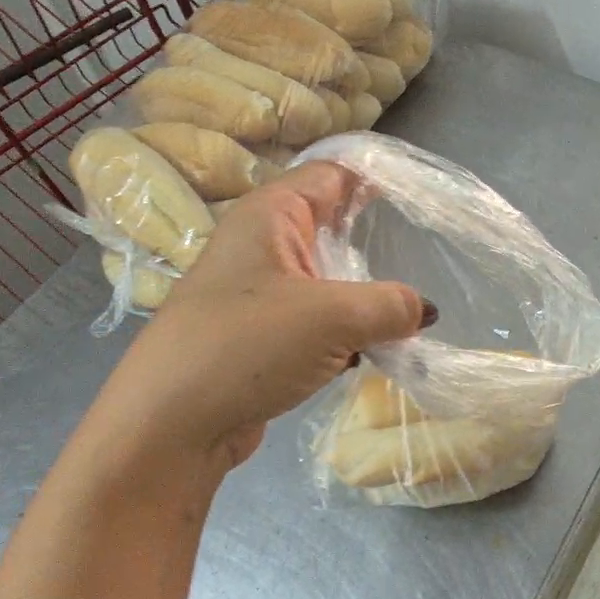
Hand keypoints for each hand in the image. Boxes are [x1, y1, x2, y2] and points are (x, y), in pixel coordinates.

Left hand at [86, 161, 427, 480]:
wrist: (169, 424)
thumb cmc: (246, 347)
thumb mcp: (334, 318)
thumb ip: (390, 306)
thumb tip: (423, 309)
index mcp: (270, 215)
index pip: (333, 174)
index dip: (378, 178)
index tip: (426, 199)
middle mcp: (261, 245)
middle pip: (332, 228)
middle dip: (376, 243)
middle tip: (430, 256)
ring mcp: (257, 293)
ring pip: (327, 281)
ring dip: (364, 298)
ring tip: (409, 313)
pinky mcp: (259, 337)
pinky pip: (315, 322)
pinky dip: (345, 334)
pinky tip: (371, 354)